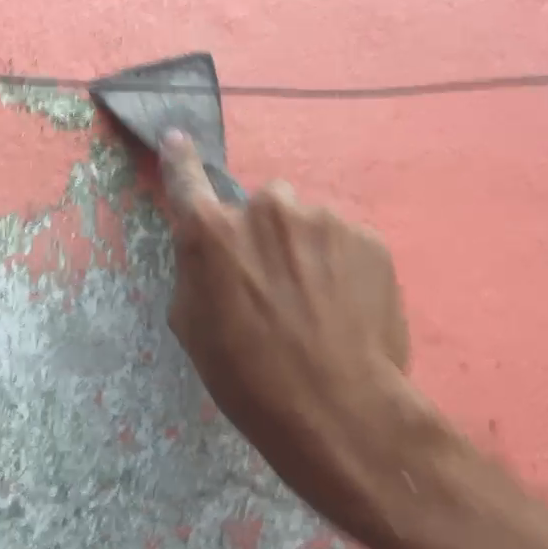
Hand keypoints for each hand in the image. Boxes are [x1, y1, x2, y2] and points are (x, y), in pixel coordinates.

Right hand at [158, 129, 422, 537]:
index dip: (180, 158)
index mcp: (210, 231)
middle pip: (260, 205)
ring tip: (318, 301)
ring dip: (305, 248)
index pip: (185, 178)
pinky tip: (347, 307)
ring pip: (306, 223)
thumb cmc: (245, 375)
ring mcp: (321, 219)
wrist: (338, 409)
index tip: (178, 139)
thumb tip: (212, 254)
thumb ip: (197, 270)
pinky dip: (343, 265)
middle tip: (274, 281)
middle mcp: (264, 209)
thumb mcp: (191, 324)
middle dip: (264, 232)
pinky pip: (344, 242)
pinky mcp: (369, 238)